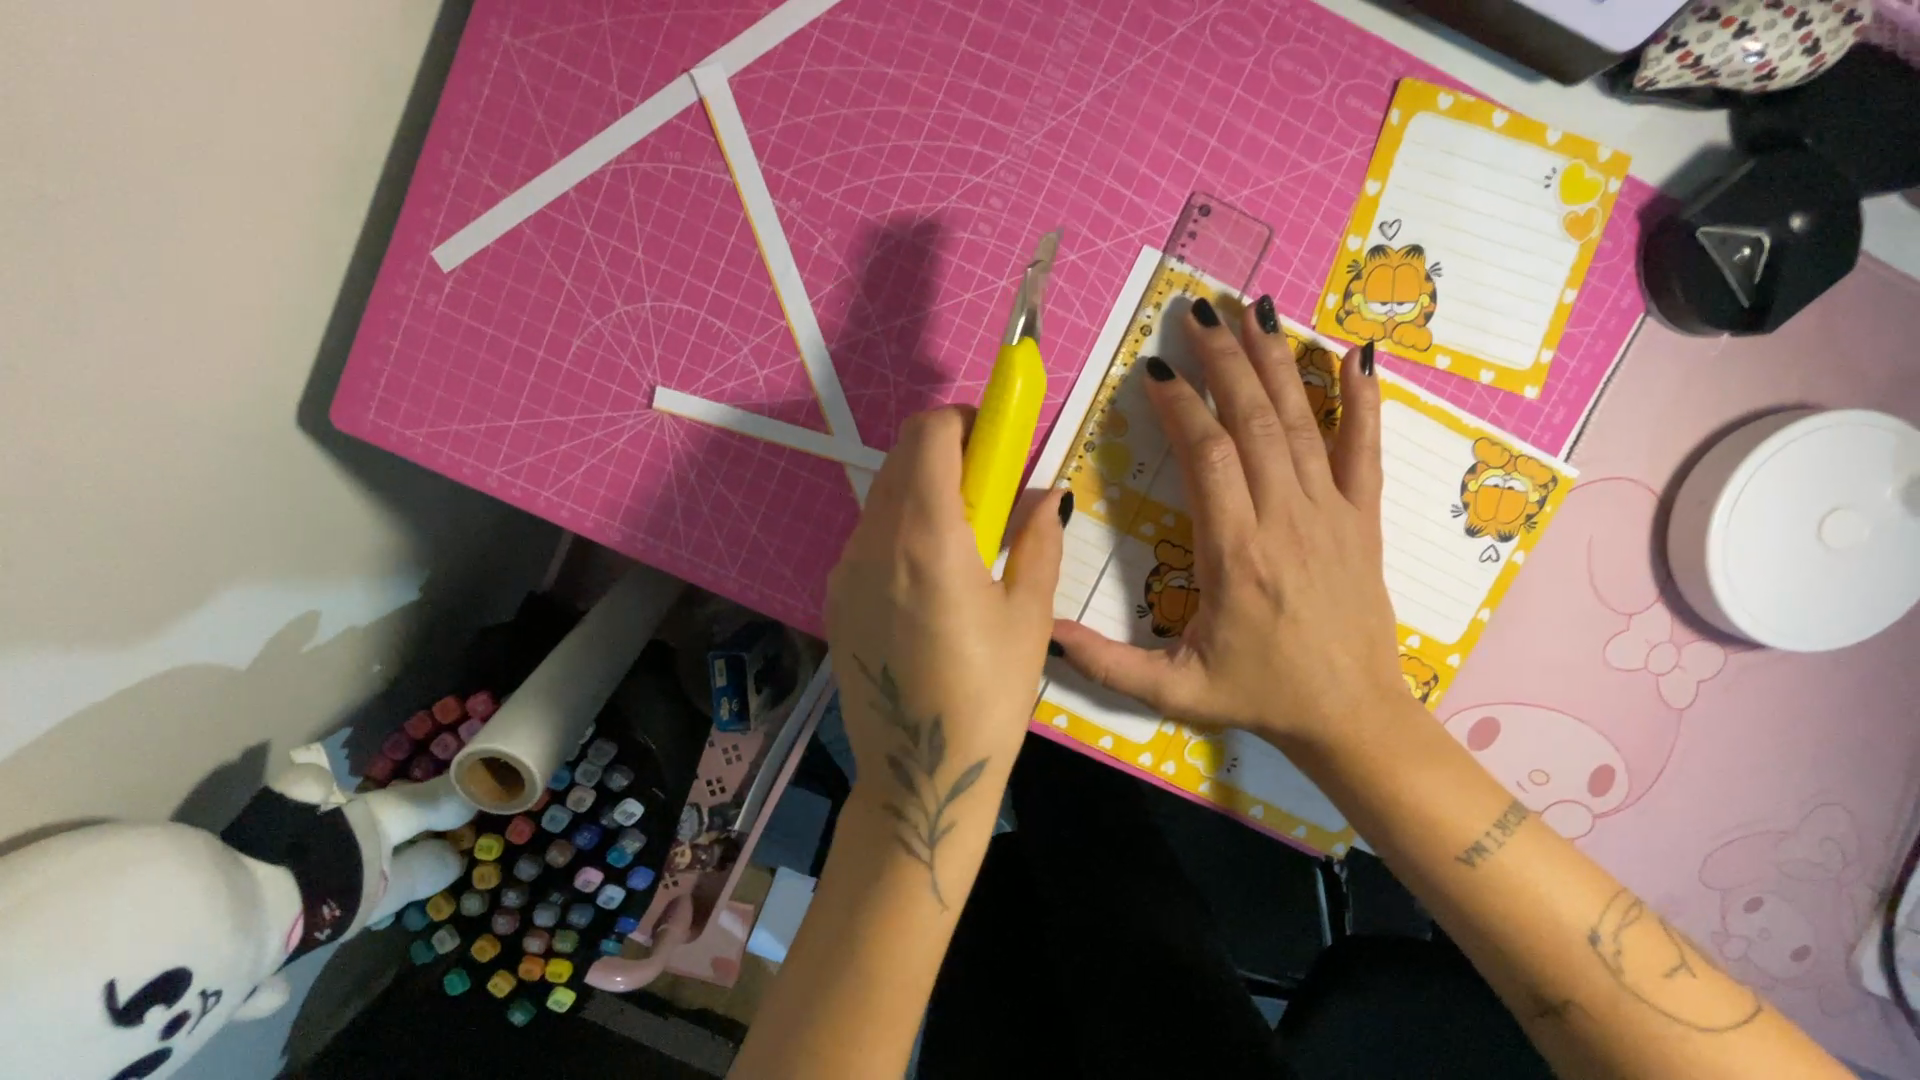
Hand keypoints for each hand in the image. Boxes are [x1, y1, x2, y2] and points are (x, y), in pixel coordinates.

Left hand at [826, 407, 1066, 799]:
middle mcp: (873, 542)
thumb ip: (1037, 539)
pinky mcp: (834, 598)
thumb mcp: (1029, 616)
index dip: (965, 420)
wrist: (919, 775)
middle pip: (903, 457)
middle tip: (991, 490)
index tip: (997, 442)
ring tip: (966, 542)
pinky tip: (931, 580)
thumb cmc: (989, 696)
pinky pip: (869, 537)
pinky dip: (901, 529)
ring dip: (925, 491)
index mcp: (926, 538)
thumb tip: (1046, 489)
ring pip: (883, 496)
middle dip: (949, 452)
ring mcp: (845, 570)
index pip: (928, 434)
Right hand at [1050, 297, 1408, 747]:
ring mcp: (1333, 514)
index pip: (1208, 459)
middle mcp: (1287, 521)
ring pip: (1302, 422)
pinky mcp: (1364, 518)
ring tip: (1251, 310)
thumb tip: (1044, 634)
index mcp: (1236, 556)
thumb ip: (1106, 664)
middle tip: (1195, 311)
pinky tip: (1354, 354)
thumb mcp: (1173, 691)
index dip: (1182, 408)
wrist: (1351, 717)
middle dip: (1222, 360)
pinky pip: (1366, 447)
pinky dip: (1362, 398)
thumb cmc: (1258, 696)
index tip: (1154, 371)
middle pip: (1254, 422)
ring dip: (1275, 362)